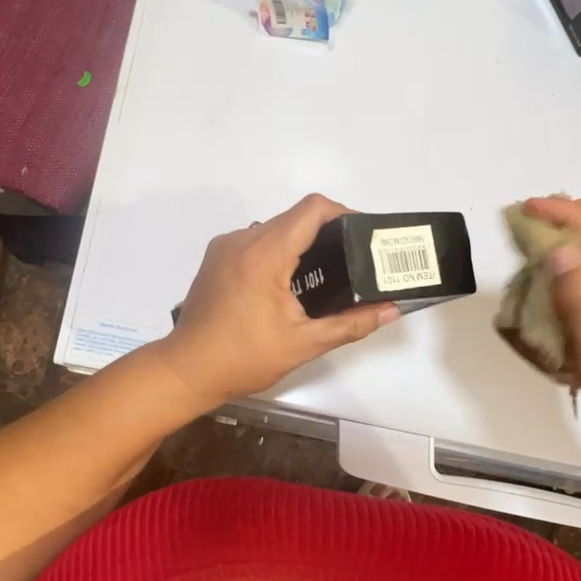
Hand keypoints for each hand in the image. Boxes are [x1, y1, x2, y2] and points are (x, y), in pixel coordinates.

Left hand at [157, 194, 399, 407]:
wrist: (187, 371)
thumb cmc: (243, 358)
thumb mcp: (303, 344)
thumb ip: (351, 323)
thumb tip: (392, 310)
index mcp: (264, 253)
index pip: (312, 210)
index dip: (344, 215)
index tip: (363, 238)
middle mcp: (242, 240)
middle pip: (294, 218)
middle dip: (326, 235)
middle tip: (352, 263)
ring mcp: (225, 247)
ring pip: (273, 230)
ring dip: (299, 246)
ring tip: (323, 277)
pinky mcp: (215, 259)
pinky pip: (254, 243)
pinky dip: (276, 254)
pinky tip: (288, 286)